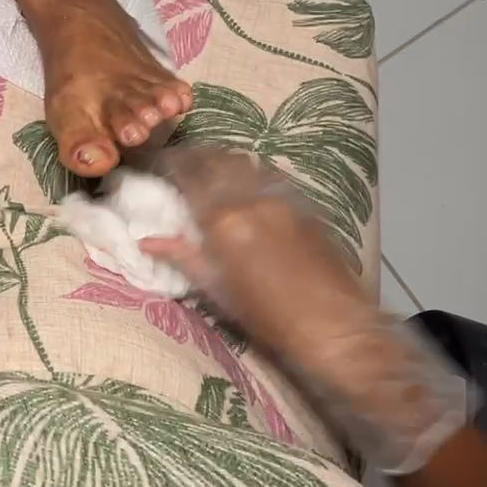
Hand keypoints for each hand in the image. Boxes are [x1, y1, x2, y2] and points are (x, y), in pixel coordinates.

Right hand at [140, 148, 467, 472]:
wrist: (340, 330)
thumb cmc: (270, 318)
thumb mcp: (218, 291)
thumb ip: (183, 257)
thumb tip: (146, 240)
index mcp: (224, 221)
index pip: (188, 176)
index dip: (169, 164)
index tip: (155, 162)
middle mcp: (251, 199)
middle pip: (216, 160)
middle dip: (194, 156)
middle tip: (178, 161)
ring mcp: (282, 199)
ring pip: (244, 162)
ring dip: (222, 160)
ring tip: (208, 168)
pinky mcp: (305, 206)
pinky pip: (269, 176)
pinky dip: (249, 173)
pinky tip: (244, 185)